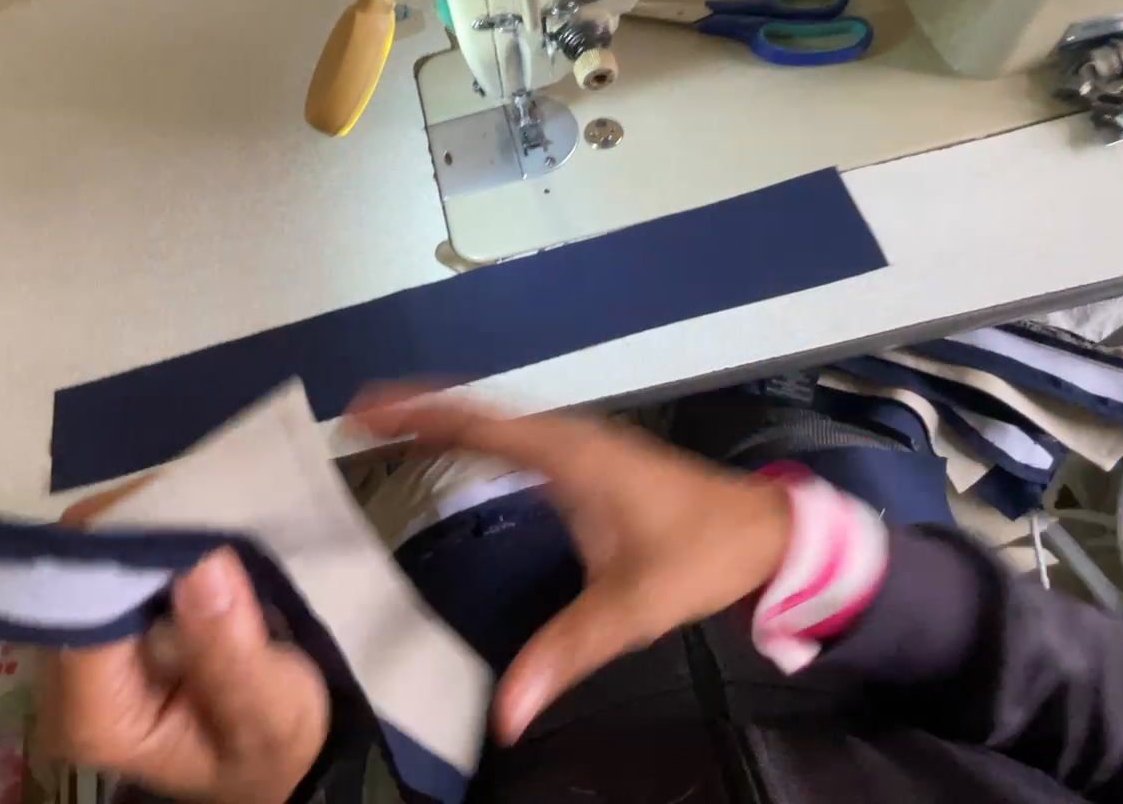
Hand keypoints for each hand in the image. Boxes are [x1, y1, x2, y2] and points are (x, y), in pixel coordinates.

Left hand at [40, 529, 328, 801]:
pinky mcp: (102, 626)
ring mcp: (79, 651)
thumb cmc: (272, 741)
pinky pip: (103, 562)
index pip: (82, 614)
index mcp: (95, 718)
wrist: (277, 752)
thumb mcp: (269, 710)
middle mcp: (65, 685)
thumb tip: (200, 565)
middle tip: (194, 501)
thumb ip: (231, 651)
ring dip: (137, 527)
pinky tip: (183, 527)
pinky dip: (142, 536)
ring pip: (83, 561)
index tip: (180, 513)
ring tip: (194, 507)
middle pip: (71, 580)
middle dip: (131, 534)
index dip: (123, 557)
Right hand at [351, 385, 792, 744]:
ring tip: (388, 426)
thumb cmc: (698, 554)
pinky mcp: (581, 453)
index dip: (419, 414)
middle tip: (361, 417)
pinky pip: (511, 431)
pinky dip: (471, 431)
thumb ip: (565, 654)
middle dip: (417, 408)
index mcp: (567, 455)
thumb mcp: (631, 607)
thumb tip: (506, 715)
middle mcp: (563, 436)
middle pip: (476, 409)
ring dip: (442, 415)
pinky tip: (451, 446)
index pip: (477, 424)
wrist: (761, 530)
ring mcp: (574, 440)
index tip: (368, 412)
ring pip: (493, 415)